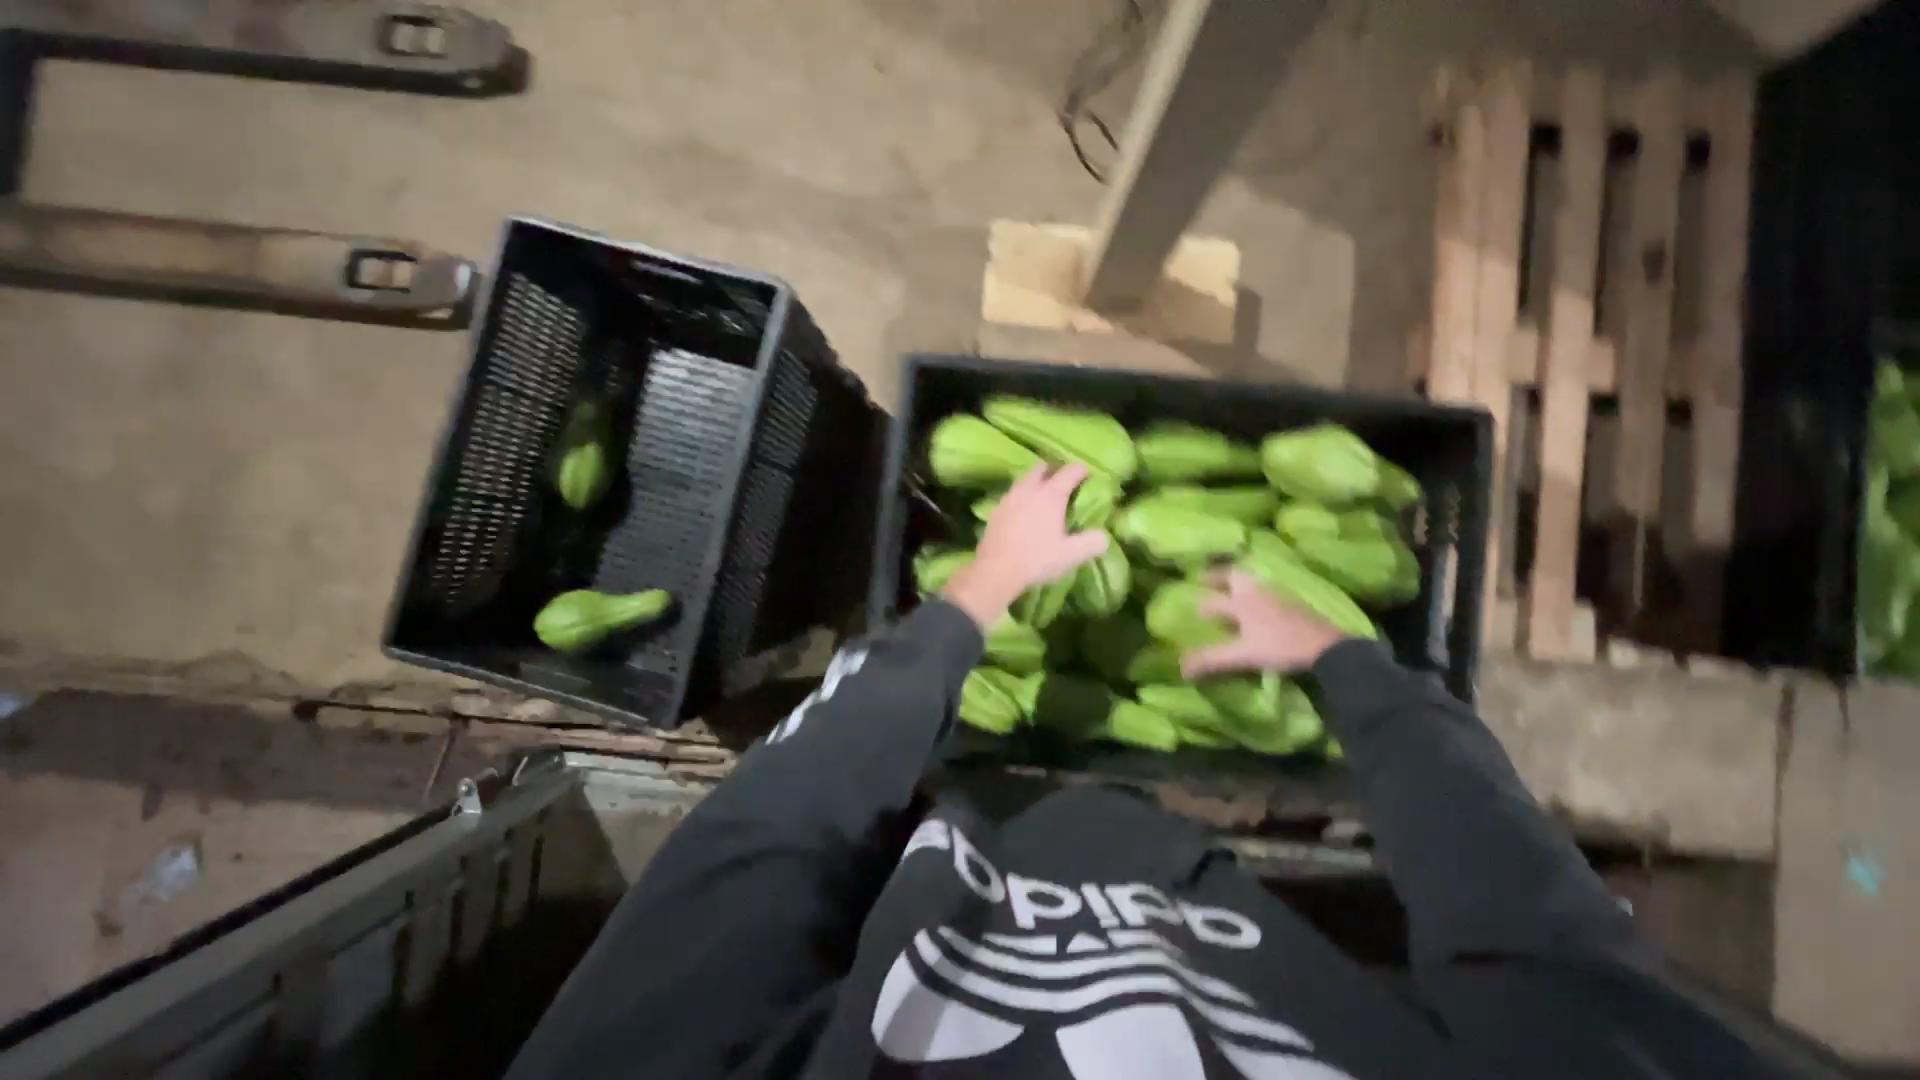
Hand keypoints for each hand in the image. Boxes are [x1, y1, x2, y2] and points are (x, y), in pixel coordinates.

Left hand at [943, 464, 1109, 628]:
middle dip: (1055, 470)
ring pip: (1025, 479)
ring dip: (1036, 481)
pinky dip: (1022, 496)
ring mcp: (1009, 497)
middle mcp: (1029, 489)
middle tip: (1064, 482)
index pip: (1070, 471)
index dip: (1082, 470)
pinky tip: (1024, 511)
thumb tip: (1103, 536)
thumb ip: (1092, 542)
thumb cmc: (1037, 559)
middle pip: (1043, 467)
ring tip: (1044, 495)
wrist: (996, 571)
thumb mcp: (1071, 555)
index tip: (1088, 475)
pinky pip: (1012, 494)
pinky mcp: (996, 510)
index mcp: (1051, 494)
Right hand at [1179, 569, 1347, 677]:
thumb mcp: (1242, 655)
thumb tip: (1181, 667)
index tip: (1195, 610)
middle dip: (1219, 576)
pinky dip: (1257, 595)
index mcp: (1241, 601)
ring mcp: (1278, 596)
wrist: (1327, 647)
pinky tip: (1260, 610)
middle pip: (1235, 575)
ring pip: (1253, 582)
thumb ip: (1212, 660)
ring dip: (1239, 584)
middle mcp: (1257, 592)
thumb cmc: (1280, 647)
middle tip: (1207, 580)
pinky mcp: (1294, 604)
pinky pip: (1268, 592)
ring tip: (1232, 594)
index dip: (1202, 606)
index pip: (1214, 600)